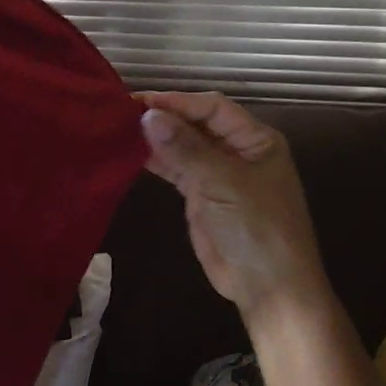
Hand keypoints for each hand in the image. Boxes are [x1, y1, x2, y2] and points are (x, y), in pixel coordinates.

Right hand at [138, 92, 328, 317]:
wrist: (267, 284)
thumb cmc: (256, 227)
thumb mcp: (222, 182)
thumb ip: (185, 149)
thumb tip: (148, 116)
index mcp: (255, 140)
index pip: (212, 108)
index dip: (177, 102)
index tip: (138, 101)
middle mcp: (237, 151)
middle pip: (196, 124)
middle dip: (163, 117)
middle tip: (120, 113)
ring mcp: (218, 175)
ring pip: (183, 147)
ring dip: (155, 139)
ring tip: (119, 130)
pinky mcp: (201, 198)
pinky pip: (176, 170)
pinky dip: (156, 162)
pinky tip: (130, 155)